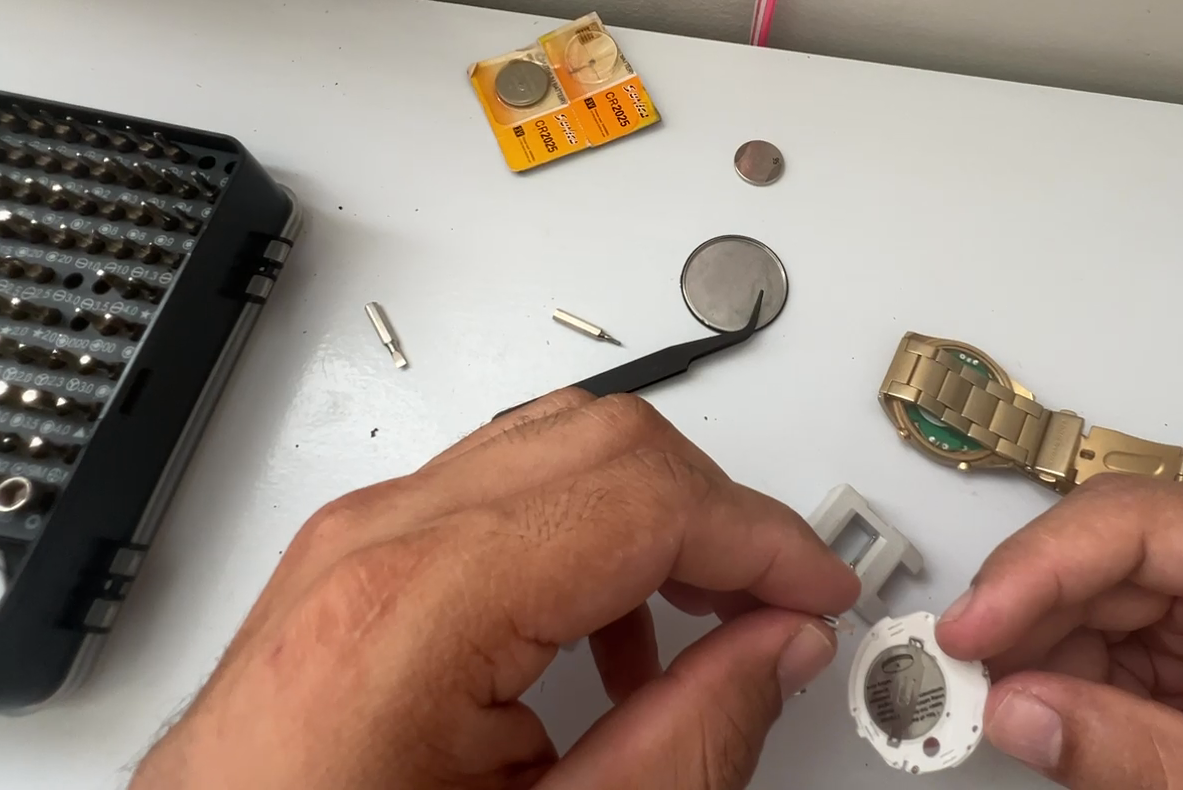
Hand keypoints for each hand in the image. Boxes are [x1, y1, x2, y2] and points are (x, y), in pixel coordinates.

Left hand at [132, 390, 858, 789]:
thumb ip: (689, 743)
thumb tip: (782, 642)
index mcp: (414, 609)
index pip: (641, 499)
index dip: (758, 535)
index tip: (817, 583)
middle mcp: (381, 538)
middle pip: (608, 440)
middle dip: (716, 508)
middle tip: (772, 593)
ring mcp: (366, 531)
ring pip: (567, 442)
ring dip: (659, 511)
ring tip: (703, 609)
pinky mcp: (367, 547)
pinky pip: (514, 485)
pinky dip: (595, 529)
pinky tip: (610, 629)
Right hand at [936, 477, 1182, 788]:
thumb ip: (1145, 760)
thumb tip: (1011, 714)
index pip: (1137, 525)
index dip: (1040, 566)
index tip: (974, 628)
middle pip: (1103, 550)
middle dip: (1028, 607)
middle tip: (965, 669)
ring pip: (1093, 592)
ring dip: (1037, 643)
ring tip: (995, 698)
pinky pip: (1110, 640)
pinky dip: (1064, 674)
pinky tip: (1043, 707)